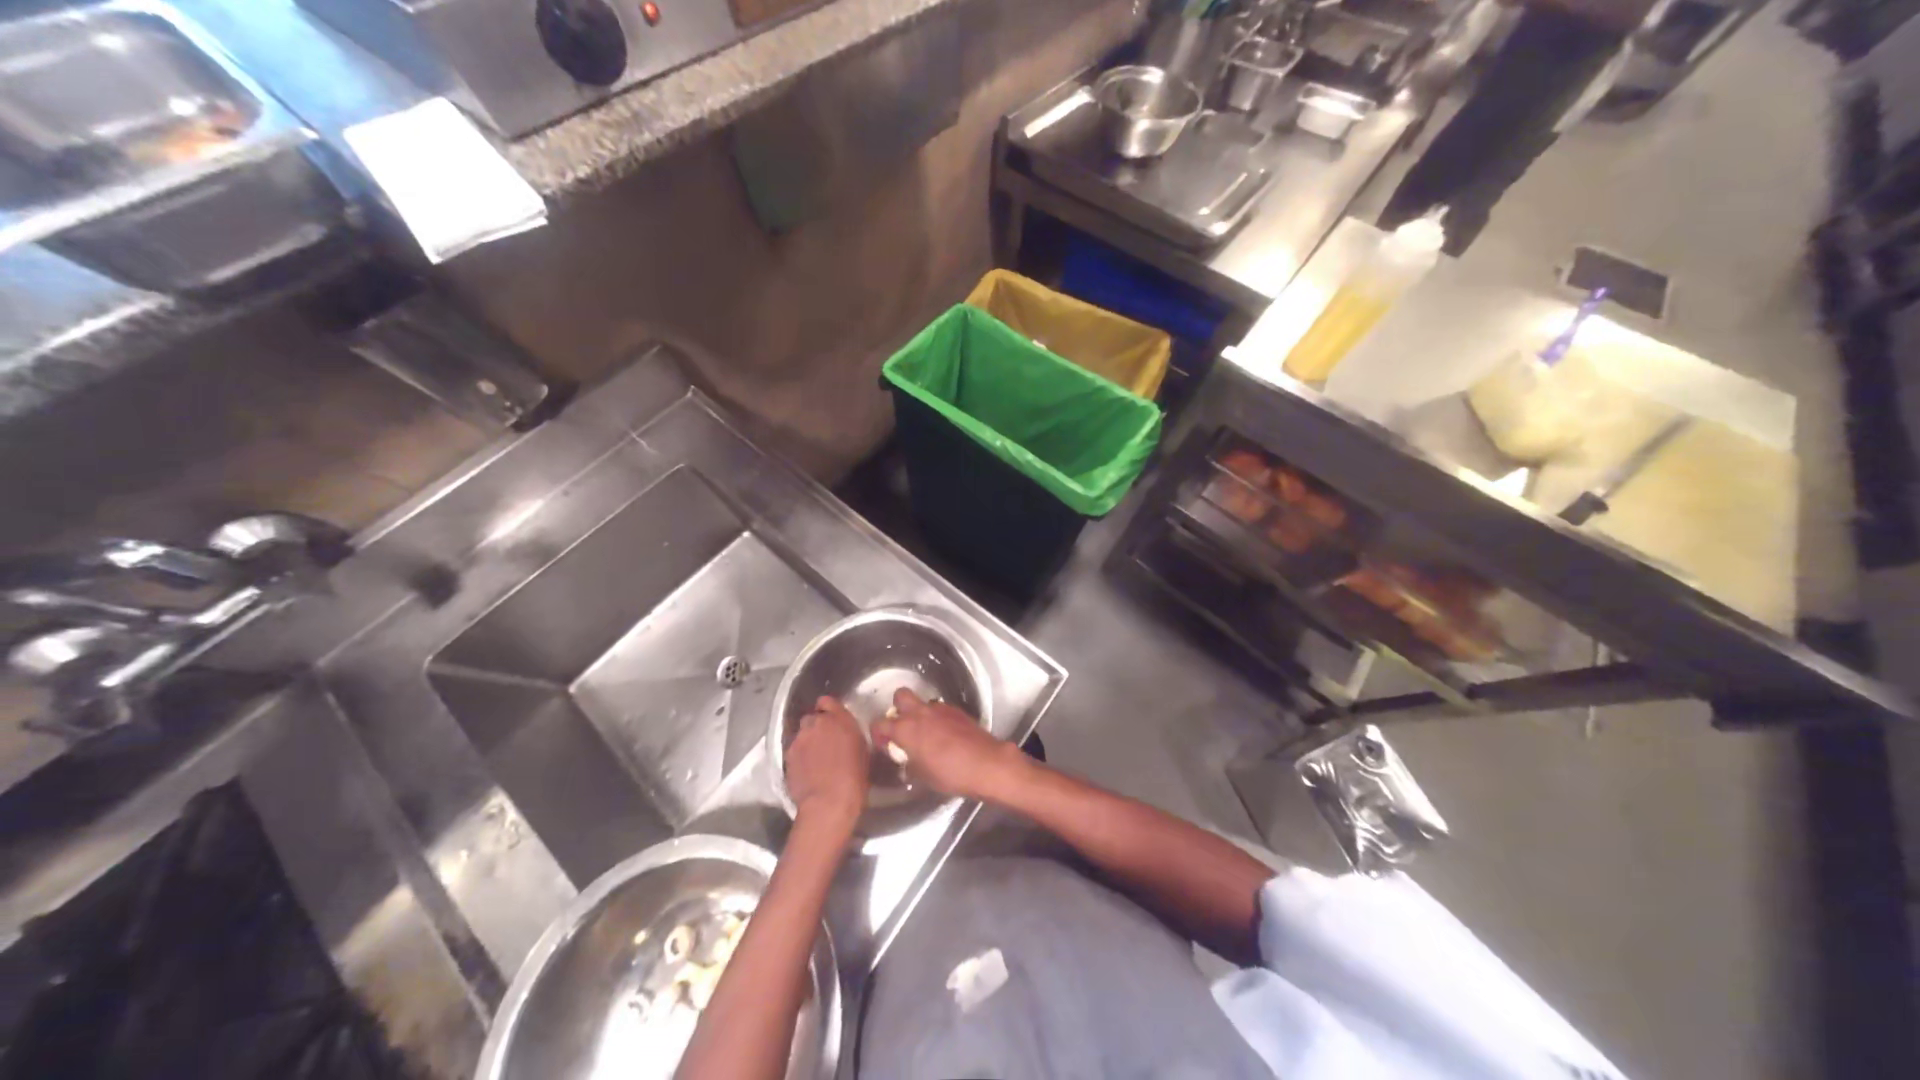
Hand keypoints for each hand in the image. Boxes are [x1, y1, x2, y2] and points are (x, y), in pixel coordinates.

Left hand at [786, 697, 868, 836]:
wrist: (829, 802)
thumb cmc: (855, 779)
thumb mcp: (862, 750)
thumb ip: (849, 734)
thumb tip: (843, 734)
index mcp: (839, 719)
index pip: (827, 701)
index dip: (828, 709)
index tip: (832, 719)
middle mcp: (816, 723)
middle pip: (812, 718)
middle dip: (817, 727)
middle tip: (826, 743)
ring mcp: (799, 739)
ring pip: (802, 735)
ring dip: (808, 742)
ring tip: (815, 759)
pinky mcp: (788, 756)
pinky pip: (794, 750)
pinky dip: (800, 756)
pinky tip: (807, 770)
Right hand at [872, 689, 1025, 800]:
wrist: (986, 763)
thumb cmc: (949, 773)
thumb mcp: (923, 776)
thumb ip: (910, 763)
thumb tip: (908, 760)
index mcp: (905, 729)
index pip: (880, 723)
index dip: (878, 734)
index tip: (883, 745)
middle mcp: (920, 713)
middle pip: (901, 696)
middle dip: (898, 708)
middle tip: (902, 726)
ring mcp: (940, 709)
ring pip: (923, 703)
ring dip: (921, 714)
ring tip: (927, 734)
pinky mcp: (957, 711)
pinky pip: (941, 710)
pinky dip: (938, 719)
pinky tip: (946, 736)